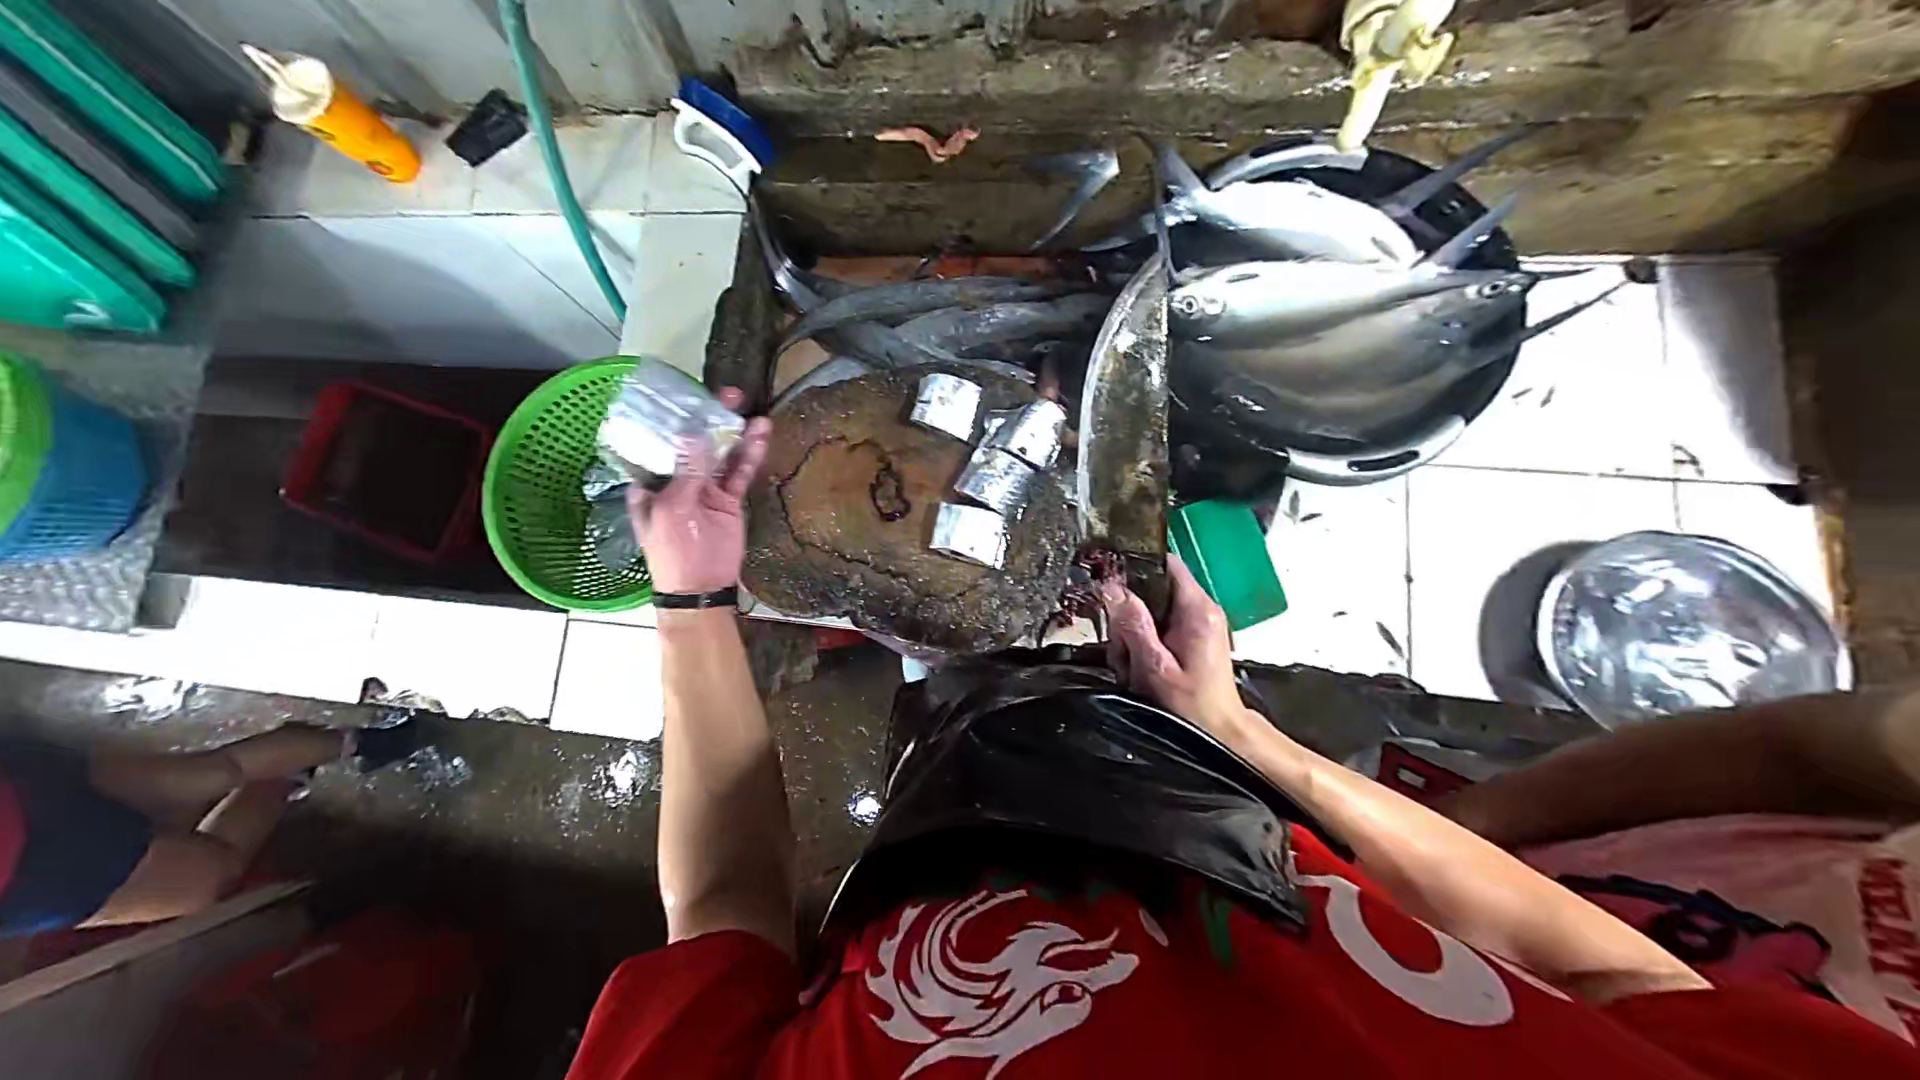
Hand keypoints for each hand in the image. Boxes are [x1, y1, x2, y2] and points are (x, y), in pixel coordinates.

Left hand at [626, 387, 771, 594]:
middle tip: (731, 394)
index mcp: (652, 481)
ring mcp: (706, 489)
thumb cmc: (673, 551)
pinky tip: (760, 437)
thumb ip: (688, 472)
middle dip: (712, 420)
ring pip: (722, 455)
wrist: (701, 587)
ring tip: (753, 412)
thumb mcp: (674, 509)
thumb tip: (696, 435)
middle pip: (697, 443)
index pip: (663, 441)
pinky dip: (750, 456)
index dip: (678, 418)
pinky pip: (740, 473)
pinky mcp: (729, 500)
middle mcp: (678, 479)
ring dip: (737, 435)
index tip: (694, 396)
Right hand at [1100, 553, 1252, 743]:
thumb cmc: (1192, 706)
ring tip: (1132, 663)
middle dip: (1128, 614)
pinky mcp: (1192, 635)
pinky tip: (1140, 666)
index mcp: (1197, 610)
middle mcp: (1201, 609)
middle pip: (1152, 589)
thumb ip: (1133, 625)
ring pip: (1150, 609)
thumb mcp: (1155, 667)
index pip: (1166, 563)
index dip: (1136, 568)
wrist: (1220, 732)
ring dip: (1132, 633)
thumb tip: (1112, 589)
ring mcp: (1197, 622)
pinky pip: (1157, 625)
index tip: (1111, 586)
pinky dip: (1143, 642)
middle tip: (1124, 647)